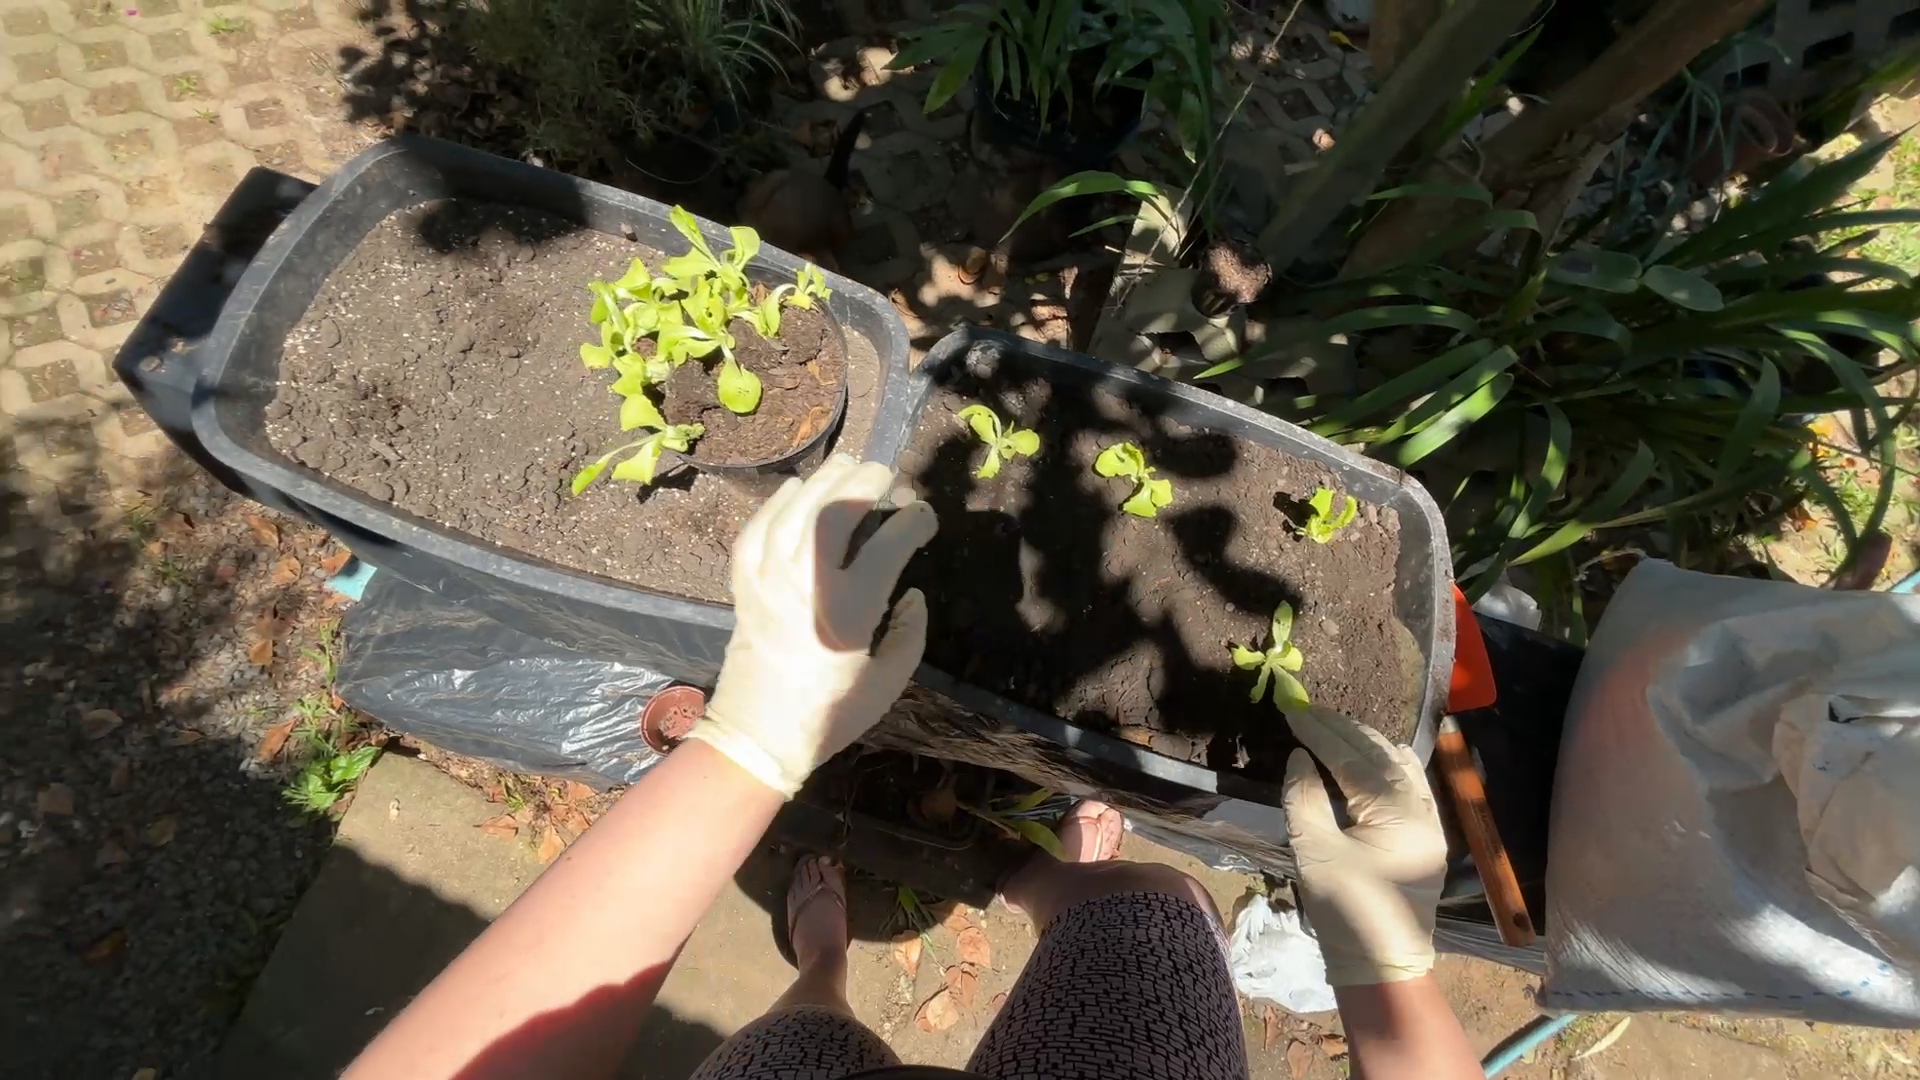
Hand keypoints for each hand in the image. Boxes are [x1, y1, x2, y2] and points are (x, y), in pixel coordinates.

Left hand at [687, 455, 937, 795]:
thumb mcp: (888, 682)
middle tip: (886, 473)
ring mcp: (768, 578)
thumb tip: (912, 594)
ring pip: (796, 508)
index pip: (889, 544)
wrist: (758, 736)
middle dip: (866, 482)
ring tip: (848, 465)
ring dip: (825, 480)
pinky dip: (779, 502)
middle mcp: (807, 584)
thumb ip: (910, 633)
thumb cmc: (830, 714)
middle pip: (836, 510)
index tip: (924, 516)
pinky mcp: (743, 582)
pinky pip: (758, 526)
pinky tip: (797, 491)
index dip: (913, 521)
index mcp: (849, 611)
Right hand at [1282, 707, 1446, 985]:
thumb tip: (1299, 756)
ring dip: (1363, 739)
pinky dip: (1389, 759)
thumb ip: (1303, 797)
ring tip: (1332, 724)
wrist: (1383, 961)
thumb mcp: (1312, 851)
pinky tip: (1378, 749)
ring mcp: (1428, 821)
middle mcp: (1419, 810)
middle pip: (1376, 753)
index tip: (1291, 709)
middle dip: (1339, 728)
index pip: (1349, 757)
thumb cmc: (1344, 908)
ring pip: (1398, 763)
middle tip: (1306, 709)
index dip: (1317, 732)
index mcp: (1394, 814)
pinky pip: (1411, 782)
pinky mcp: (1426, 834)